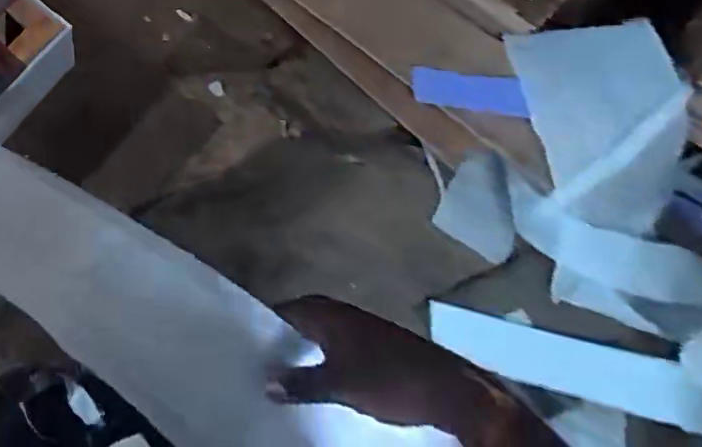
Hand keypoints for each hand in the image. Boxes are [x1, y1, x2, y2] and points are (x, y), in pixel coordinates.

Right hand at [270, 297, 534, 439]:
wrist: (456, 392)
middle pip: (294, 326)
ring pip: (316, 340)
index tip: (244, 353)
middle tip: (259, 368)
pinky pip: (334, 350)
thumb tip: (264, 384)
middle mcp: (333, 310)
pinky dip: (323, 364)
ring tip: (285, 380)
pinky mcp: (371, 346)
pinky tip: (320, 384)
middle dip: (279, 347)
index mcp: (320, 309)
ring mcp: (355, 327)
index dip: (259, 333)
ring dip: (303, 358)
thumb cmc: (391, 379)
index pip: (276, 314)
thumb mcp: (342, 385)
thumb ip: (302, 383)